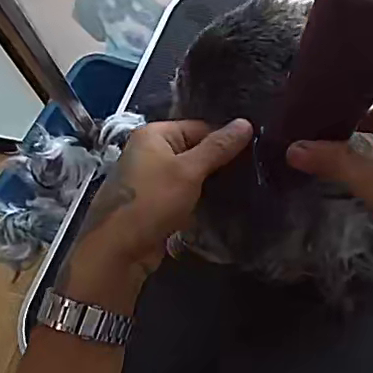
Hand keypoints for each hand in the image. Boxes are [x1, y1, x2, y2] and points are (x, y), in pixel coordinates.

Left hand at [62, 118, 252, 309]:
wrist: (120, 249)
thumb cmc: (152, 202)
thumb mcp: (189, 171)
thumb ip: (218, 148)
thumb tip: (246, 123)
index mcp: (154, 135)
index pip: (199, 127)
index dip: (225, 140)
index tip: (253, 153)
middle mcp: (149, 152)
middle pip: (194, 151)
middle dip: (219, 163)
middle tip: (252, 172)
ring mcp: (151, 180)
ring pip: (190, 176)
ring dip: (211, 184)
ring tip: (242, 189)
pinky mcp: (155, 204)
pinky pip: (183, 195)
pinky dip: (198, 200)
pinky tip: (221, 207)